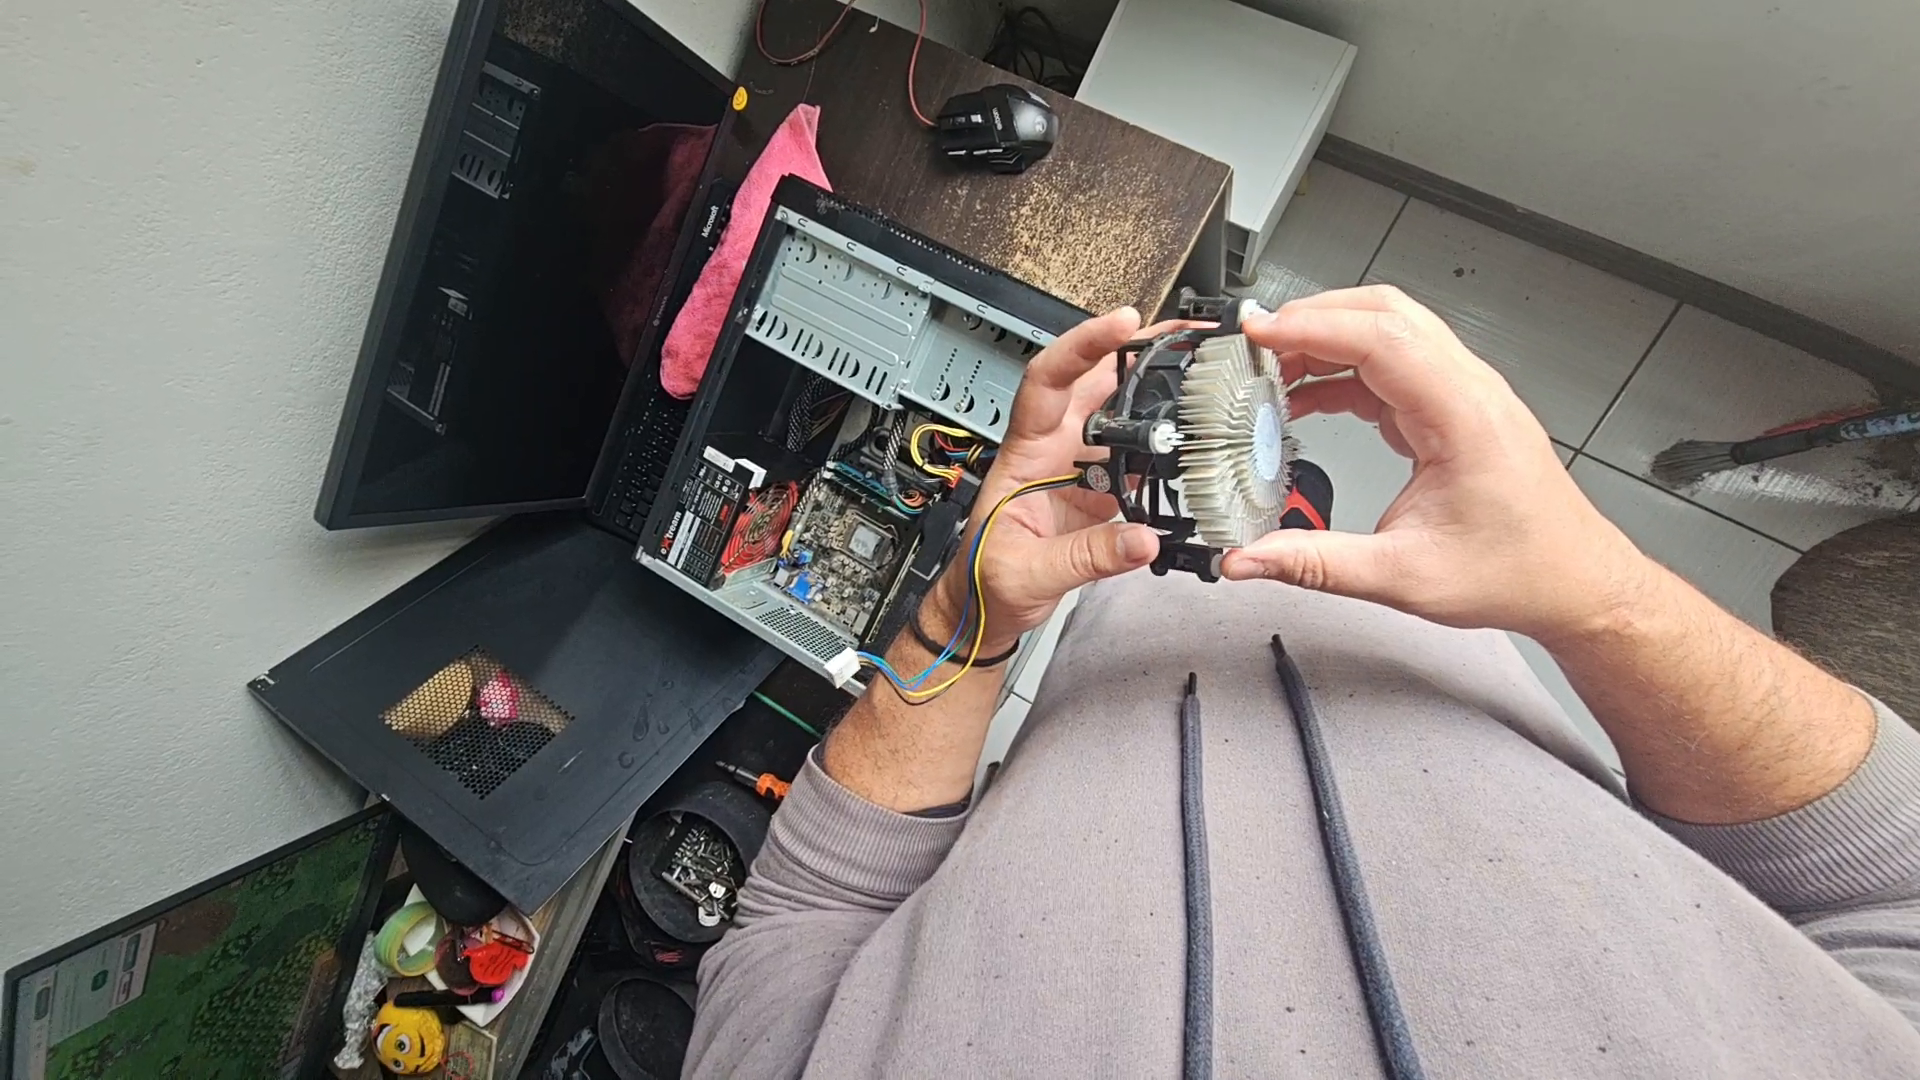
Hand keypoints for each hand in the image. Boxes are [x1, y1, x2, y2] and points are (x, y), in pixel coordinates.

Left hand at [922, 308, 1168, 655]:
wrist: (986, 606)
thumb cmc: (985, 581)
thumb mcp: (1028, 573)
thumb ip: (1085, 557)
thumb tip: (1143, 539)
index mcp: (1025, 455)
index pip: (1047, 381)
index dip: (1083, 346)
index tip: (1122, 323)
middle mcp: (1052, 450)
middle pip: (1093, 383)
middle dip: (1137, 351)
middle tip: (1189, 335)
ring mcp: (1077, 469)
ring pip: (1118, 416)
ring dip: (1156, 393)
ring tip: (1203, 374)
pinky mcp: (1096, 491)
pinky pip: (1133, 457)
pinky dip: (1162, 445)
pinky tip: (1191, 441)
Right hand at [1219, 285, 1649, 640]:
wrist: (1570, 582)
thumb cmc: (1515, 571)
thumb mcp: (1401, 576)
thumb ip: (1312, 563)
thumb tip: (1247, 557)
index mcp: (1462, 418)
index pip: (1381, 339)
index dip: (1312, 328)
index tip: (1259, 333)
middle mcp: (1466, 393)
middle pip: (1383, 315)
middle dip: (1312, 318)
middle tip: (1256, 342)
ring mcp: (1458, 396)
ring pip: (1385, 333)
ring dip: (1324, 340)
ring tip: (1270, 368)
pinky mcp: (1446, 411)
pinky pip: (1385, 368)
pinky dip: (1337, 371)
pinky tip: (1304, 398)